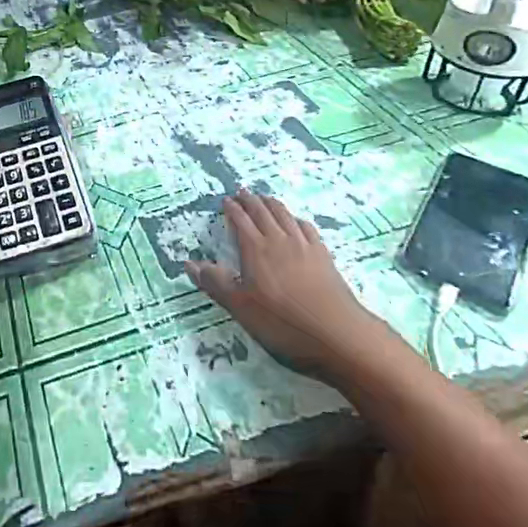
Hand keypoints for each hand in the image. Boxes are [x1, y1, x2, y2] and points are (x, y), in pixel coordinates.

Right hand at [188, 191, 374, 378]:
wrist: (338, 334)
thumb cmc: (283, 323)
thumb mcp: (241, 308)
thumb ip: (215, 283)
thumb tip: (189, 263)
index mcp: (256, 249)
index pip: (240, 221)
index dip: (232, 209)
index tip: (226, 200)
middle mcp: (279, 240)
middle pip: (263, 212)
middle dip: (251, 200)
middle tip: (243, 192)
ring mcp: (305, 246)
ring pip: (285, 215)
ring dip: (273, 204)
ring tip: (265, 198)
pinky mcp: (324, 256)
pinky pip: (307, 228)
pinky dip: (296, 219)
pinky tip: (297, 222)